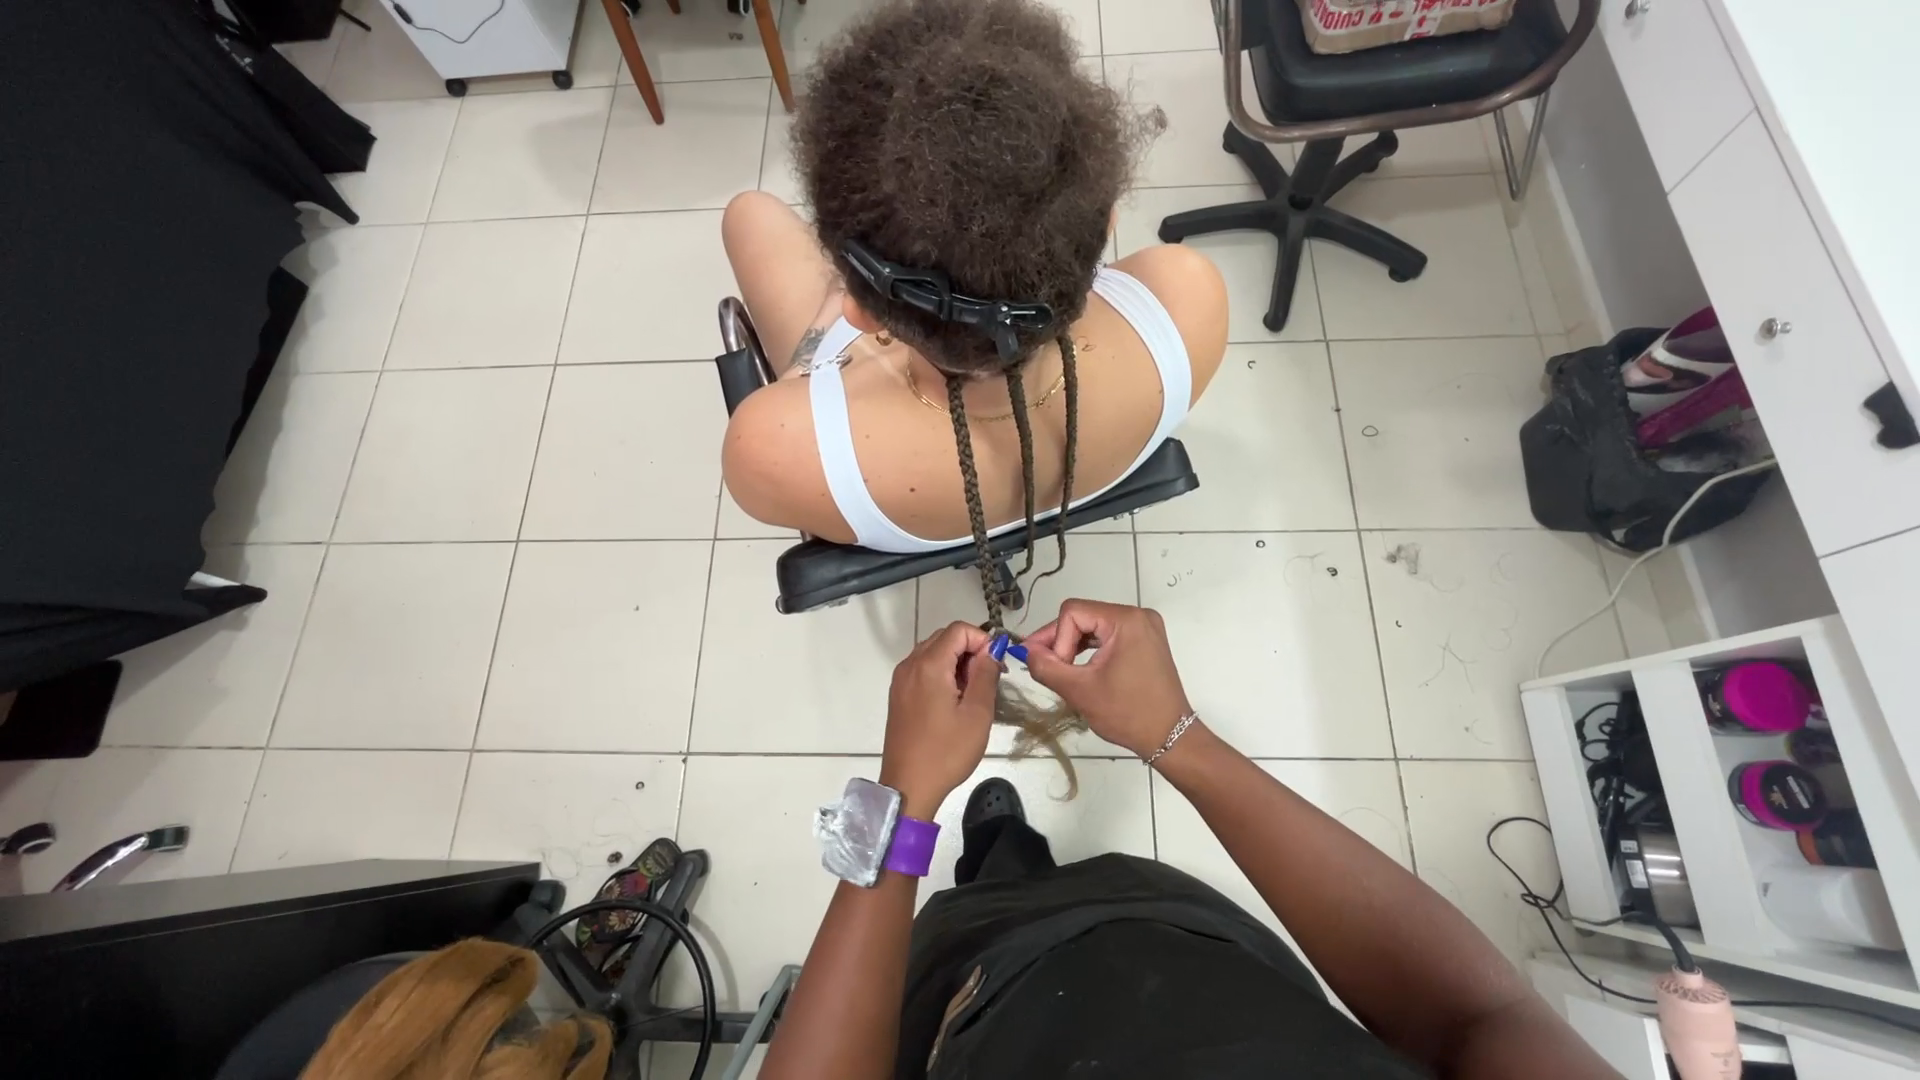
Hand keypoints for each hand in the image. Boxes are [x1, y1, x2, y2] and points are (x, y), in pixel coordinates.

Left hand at [880, 622, 1000, 818]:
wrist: (908, 786)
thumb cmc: (946, 752)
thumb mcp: (977, 714)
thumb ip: (985, 674)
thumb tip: (991, 650)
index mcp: (928, 665)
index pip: (958, 630)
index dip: (982, 640)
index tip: (996, 666)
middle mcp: (910, 665)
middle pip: (944, 638)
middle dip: (970, 650)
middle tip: (988, 679)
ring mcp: (900, 680)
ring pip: (932, 653)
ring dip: (956, 662)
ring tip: (973, 692)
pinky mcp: (898, 695)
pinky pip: (922, 669)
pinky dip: (941, 673)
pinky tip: (953, 700)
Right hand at [1024, 600, 1192, 759]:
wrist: (1170, 737)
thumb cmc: (1127, 713)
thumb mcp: (1079, 690)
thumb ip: (1046, 667)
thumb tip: (1026, 651)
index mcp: (1126, 620)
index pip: (1072, 613)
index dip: (1055, 638)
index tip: (1054, 668)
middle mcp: (1138, 616)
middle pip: (1082, 616)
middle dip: (1061, 642)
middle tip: (1044, 667)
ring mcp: (1144, 628)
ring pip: (1093, 626)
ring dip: (1073, 646)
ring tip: (1060, 671)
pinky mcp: (1145, 641)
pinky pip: (1107, 635)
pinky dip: (1090, 650)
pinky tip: (1079, 668)